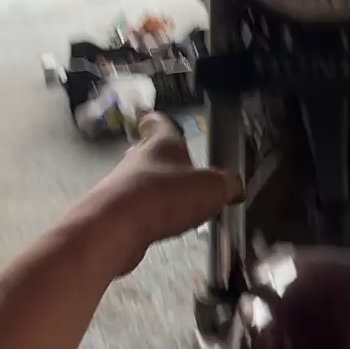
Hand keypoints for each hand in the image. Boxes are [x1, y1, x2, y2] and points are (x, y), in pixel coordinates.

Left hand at [71, 113, 241, 275]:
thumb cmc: (165, 195)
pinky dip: (148, 216)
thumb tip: (235, 187)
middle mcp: (138, 159)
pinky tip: (162, 228)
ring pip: (140, 182)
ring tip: (179, 206)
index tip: (159, 120)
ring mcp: (122, 186)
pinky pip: (136, 210)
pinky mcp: (114, 214)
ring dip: (157, 191)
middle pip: (148, 152)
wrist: (116, 228)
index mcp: (161, 143)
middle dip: (163, 161)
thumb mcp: (212, 188)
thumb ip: (227, 185)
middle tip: (181, 172)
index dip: (160, 121)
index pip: (158, 122)